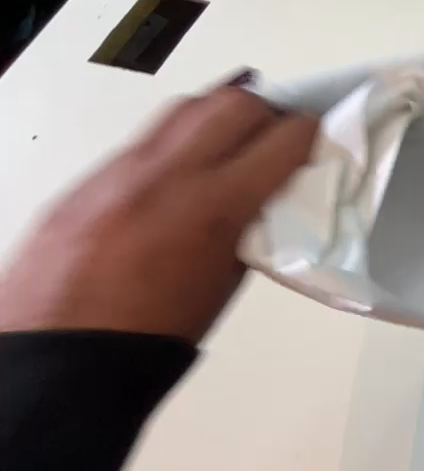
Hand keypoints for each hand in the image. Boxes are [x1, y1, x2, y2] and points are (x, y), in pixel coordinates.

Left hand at [0, 81, 316, 342]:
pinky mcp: (76, 187)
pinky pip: (140, 141)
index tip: (318, 140)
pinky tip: (183, 171)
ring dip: (218, 117)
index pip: (289, 133)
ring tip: (228, 143)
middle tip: (276, 135)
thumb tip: (281, 171)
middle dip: (268, 113)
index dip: (313, 131)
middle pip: (237, 103)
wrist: (58, 367)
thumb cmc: (160, 328)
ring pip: (185, 107)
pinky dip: (174, 143)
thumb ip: (262, 206)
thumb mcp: (237, 263)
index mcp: (213, 204)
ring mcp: (110, 179)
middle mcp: (161, 179)